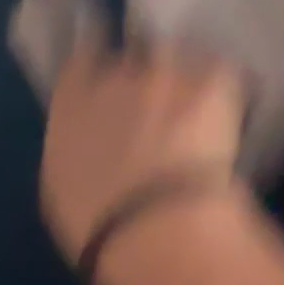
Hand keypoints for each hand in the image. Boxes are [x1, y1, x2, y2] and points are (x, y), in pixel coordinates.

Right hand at [40, 39, 251, 262]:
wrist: (152, 227)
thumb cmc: (93, 220)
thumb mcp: (60, 184)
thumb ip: (72, 144)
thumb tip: (86, 136)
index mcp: (70, 104)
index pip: (80, 64)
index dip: (94, 70)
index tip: (104, 84)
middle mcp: (113, 73)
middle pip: (129, 58)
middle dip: (138, 77)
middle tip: (149, 110)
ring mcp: (165, 72)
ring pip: (175, 57)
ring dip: (179, 78)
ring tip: (190, 109)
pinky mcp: (214, 78)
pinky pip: (218, 71)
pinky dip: (220, 90)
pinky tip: (223, 115)